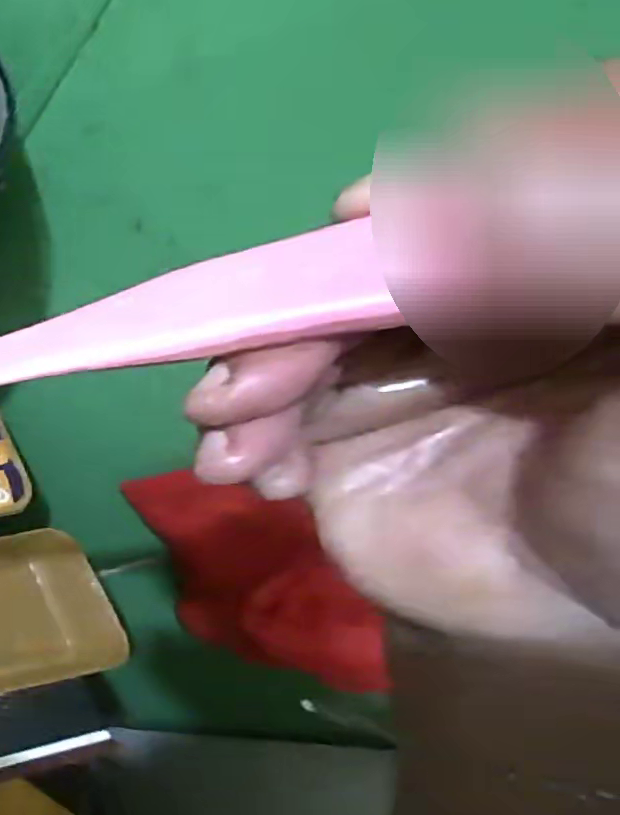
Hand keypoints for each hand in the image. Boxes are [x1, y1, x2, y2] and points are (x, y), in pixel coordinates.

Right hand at [186, 178, 619, 650]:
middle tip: (238, 396)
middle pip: (332, 294)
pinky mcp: (324, 444)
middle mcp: (455, 318)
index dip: (394, 215)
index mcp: (539, 275)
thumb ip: (564, 242)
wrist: (584, 617)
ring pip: (275, 357)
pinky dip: (236, 447)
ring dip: (234, 400)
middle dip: (272, 339)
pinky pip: (255, 425)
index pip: (450, 218)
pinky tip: (250, 477)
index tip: (352, 221)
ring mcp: (381, 383)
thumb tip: (398, 197)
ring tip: (230, 457)